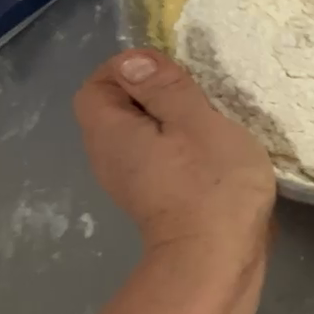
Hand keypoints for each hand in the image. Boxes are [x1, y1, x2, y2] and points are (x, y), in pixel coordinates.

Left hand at [74, 50, 275, 258]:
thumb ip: (166, 89)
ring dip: (171, 117)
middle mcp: (110, 156)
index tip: (174, 69)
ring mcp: (132, 179)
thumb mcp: (198, 122)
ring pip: (139, 132)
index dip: (128, 69)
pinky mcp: (157, 193)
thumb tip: (132, 60)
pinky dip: (179, 141)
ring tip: (212, 116)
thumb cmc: (211, 181)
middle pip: (116, 109)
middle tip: (200, 90)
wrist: (217, 252)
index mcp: (113, 134)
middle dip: (153, 91)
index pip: (96, 87)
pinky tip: (212, 146)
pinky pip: (157, 152)